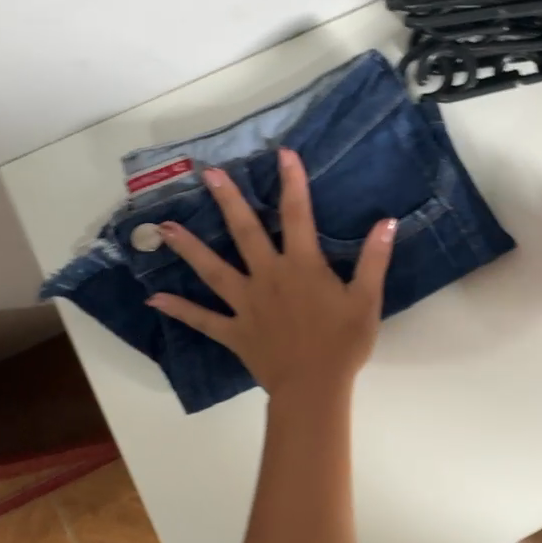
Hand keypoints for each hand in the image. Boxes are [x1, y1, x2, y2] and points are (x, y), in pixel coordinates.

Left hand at [146, 148, 395, 400]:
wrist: (313, 388)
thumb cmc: (343, 342)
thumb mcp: (367, 299)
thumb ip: (374, 259)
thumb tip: (387, 222)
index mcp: (302, 266)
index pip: (297, 215)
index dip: (292, 182)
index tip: (283, 154)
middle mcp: (268, 277)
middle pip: (245, 232)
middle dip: (228, 201)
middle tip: (208, 174)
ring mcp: (246, 304)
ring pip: (213, 270)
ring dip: (189, 248)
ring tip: (164, 227)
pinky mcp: (234, 331)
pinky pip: (203, 319)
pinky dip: (179, 310)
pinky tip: (154, 300)